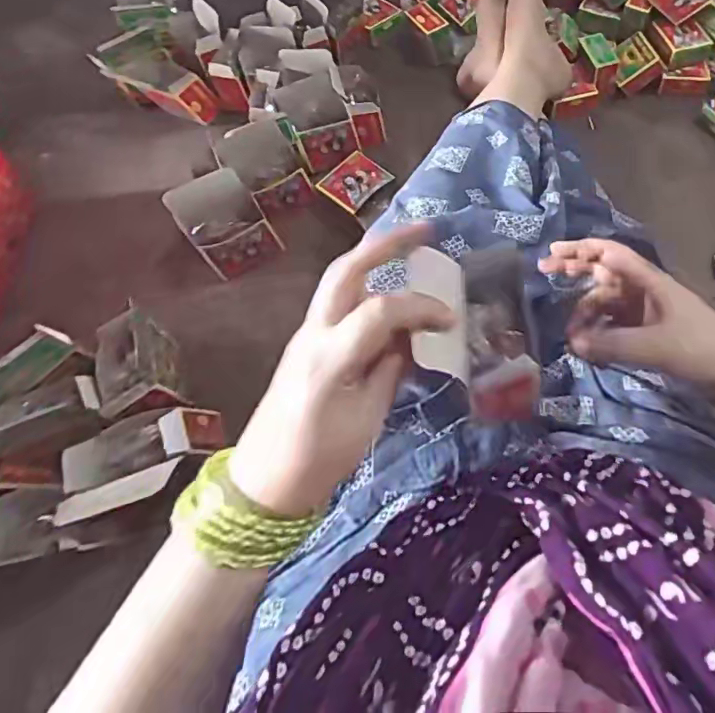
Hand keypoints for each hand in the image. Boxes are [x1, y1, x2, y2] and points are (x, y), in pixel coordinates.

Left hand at [229, 225, 454, 515]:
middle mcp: (313, 334)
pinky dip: (369, 286)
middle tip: (425, 231)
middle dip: (386, 244)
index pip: (380, 311)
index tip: (450, 318)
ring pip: (340, 279)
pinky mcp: (307, 340)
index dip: (420, 307)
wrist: (264, 482)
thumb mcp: (368, 419)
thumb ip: (391, 370)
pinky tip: (391, 289)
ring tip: (411, 246)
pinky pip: (341, 300)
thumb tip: (414, 338)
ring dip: (375, 258)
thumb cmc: (318, 459)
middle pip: (346, 271)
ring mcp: (306, 333)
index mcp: (328, 358)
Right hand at [539, 238, 714, 396]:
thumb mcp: (655, 346)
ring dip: (585, 312)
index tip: (553, 252)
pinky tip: (587, 344)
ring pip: (605, 301)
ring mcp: (645, 309)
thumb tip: (573, 343)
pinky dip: (598, 330)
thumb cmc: (699, 347)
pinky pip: (614, 322)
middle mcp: (644, 289)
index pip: (609, 254)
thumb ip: (612, 344)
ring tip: (571, 335)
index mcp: (649, 280)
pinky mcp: (647, 329)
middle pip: (603, 272)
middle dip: (574, 270)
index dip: (581, 249)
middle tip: (544, 270)